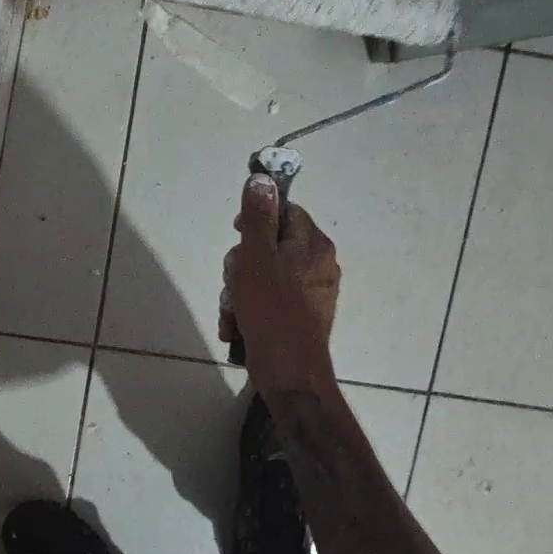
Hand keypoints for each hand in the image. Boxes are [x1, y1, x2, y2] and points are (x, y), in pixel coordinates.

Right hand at [220, 173, 340, 394]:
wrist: (289, 374)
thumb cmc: (271, 311)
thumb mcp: (256, 257)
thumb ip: (257, 218)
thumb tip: (262, 179)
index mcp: (314, 244)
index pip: (285, 211)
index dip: (255, 220)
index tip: (235, 235)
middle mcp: (319, 264)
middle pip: (271, 245)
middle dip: (242, 264)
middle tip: (233, 281)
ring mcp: (312, 293)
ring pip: (266, 276)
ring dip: (241, 291)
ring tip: (233, 311)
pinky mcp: (302, 317)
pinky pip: (271, 301)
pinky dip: (251, 310)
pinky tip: (238, 326)